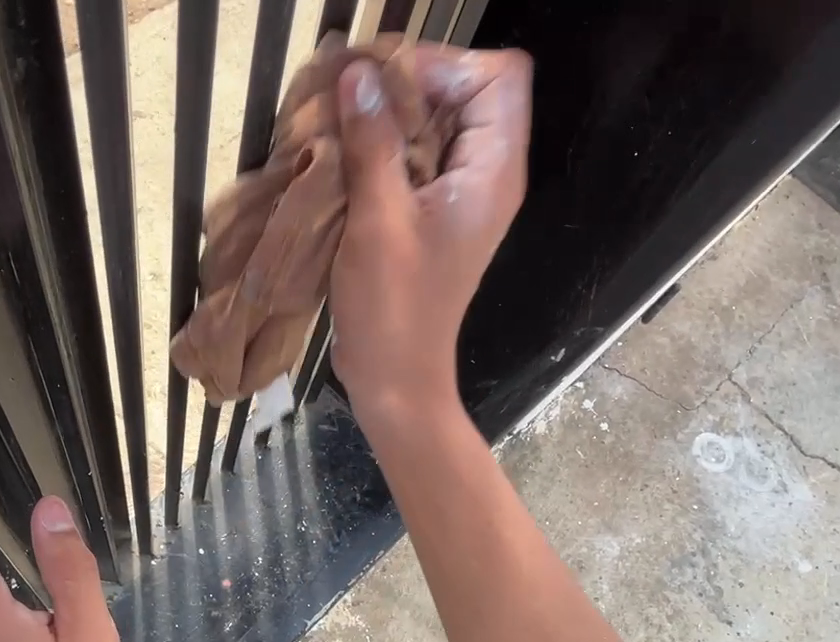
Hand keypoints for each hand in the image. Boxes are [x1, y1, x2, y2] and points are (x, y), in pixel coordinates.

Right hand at [328, 46, 532, 424]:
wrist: (395, 377)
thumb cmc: (393, 308)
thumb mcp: (379, 220)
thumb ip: (373, 142)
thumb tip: (359, 72)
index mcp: (491, 172)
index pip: (497, 75)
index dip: (444, 66)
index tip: (384, 90)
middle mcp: (485, 176)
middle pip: (466, 94)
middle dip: (409, 88)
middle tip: (353, 106)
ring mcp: (458, 199)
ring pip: (435, 128)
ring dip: (388, 122)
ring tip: (341, 132)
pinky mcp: (431, 218)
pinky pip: (415, 163)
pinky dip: (382, 154)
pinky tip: (343, 165)